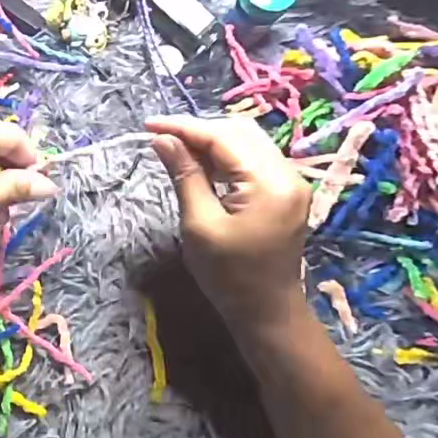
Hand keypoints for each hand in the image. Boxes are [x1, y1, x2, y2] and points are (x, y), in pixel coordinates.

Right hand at [147, 115, 311, 321]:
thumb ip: (185, 176)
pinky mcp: (283, 192)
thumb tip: (162, 140)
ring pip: (246, 142)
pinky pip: (251, 159)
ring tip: (175, 147)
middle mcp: (287, 174)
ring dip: (210, 140)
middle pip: (239, 132)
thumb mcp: (199, 225)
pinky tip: (199, 162)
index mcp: (269, 183)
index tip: (148, 125)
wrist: (266, 312)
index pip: (223, 138)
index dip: (183, 127)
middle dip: (197, 129)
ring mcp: (289, 182)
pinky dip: (223, 155)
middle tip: (160, 138)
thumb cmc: (229, 276)